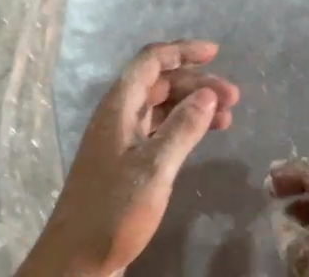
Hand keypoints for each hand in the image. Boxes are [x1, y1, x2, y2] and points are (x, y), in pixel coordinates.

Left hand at [19, 40, 239, 276]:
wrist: (76, 262)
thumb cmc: (114, 209)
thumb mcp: (155, 168)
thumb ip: (182, 128)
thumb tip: (208, 93)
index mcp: (119, 106)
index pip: (151, 61)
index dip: (182, 51)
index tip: (215, 53)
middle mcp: (118, 115)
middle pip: (159, 82)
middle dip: (195, 83)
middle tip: (233, 97)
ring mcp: (120, 139)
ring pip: (160, 107)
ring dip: (192, 106)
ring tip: (226, 117)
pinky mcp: (125, 164)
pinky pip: (157, 131)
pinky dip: (182, 128)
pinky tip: (202, 137)